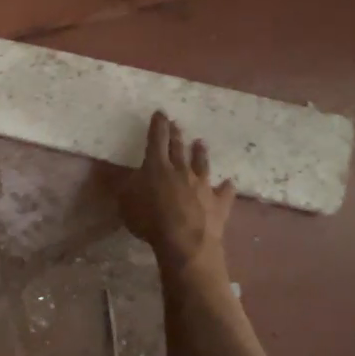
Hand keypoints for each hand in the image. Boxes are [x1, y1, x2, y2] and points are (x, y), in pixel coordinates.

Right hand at [119, 112, 235, 268]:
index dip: (157, 125)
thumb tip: (130, 174)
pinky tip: (229, 183)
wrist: (186, 243)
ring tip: (200, 142)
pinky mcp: (219, 202)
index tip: (160, 113)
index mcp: (157, 167)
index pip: (156, 140)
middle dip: (176, 134)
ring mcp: (203, 185)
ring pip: (202, 164)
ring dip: (200, 153)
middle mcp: (181, 171)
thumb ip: (127, 185)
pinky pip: (224, 191)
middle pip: (178, 148)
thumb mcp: (125, 201)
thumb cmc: (150, 220)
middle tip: (176, 123)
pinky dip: (226, 186)